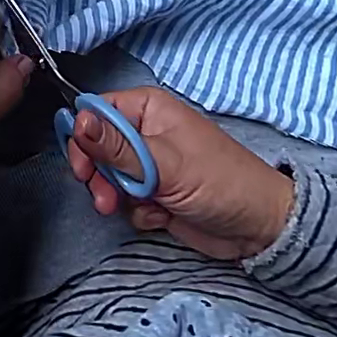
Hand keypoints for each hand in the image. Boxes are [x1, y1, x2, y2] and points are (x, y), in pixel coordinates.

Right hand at [66, 87, 294, 259]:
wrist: (257, 228)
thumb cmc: (220, 182)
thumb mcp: (163, 163)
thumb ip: (117, 145)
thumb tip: (78, 120)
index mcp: (148, 108)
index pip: (97, 112)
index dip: (84, 137)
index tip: (81, 166)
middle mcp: (145, 131)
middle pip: (98, 148)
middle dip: (100, 175)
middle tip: (105, 197)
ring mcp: (149, 164)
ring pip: (109, 178)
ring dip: (118, 197)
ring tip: (139, 207)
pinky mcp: (154, 192)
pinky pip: (126, 200)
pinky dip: (138, 211)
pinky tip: (161, 215)